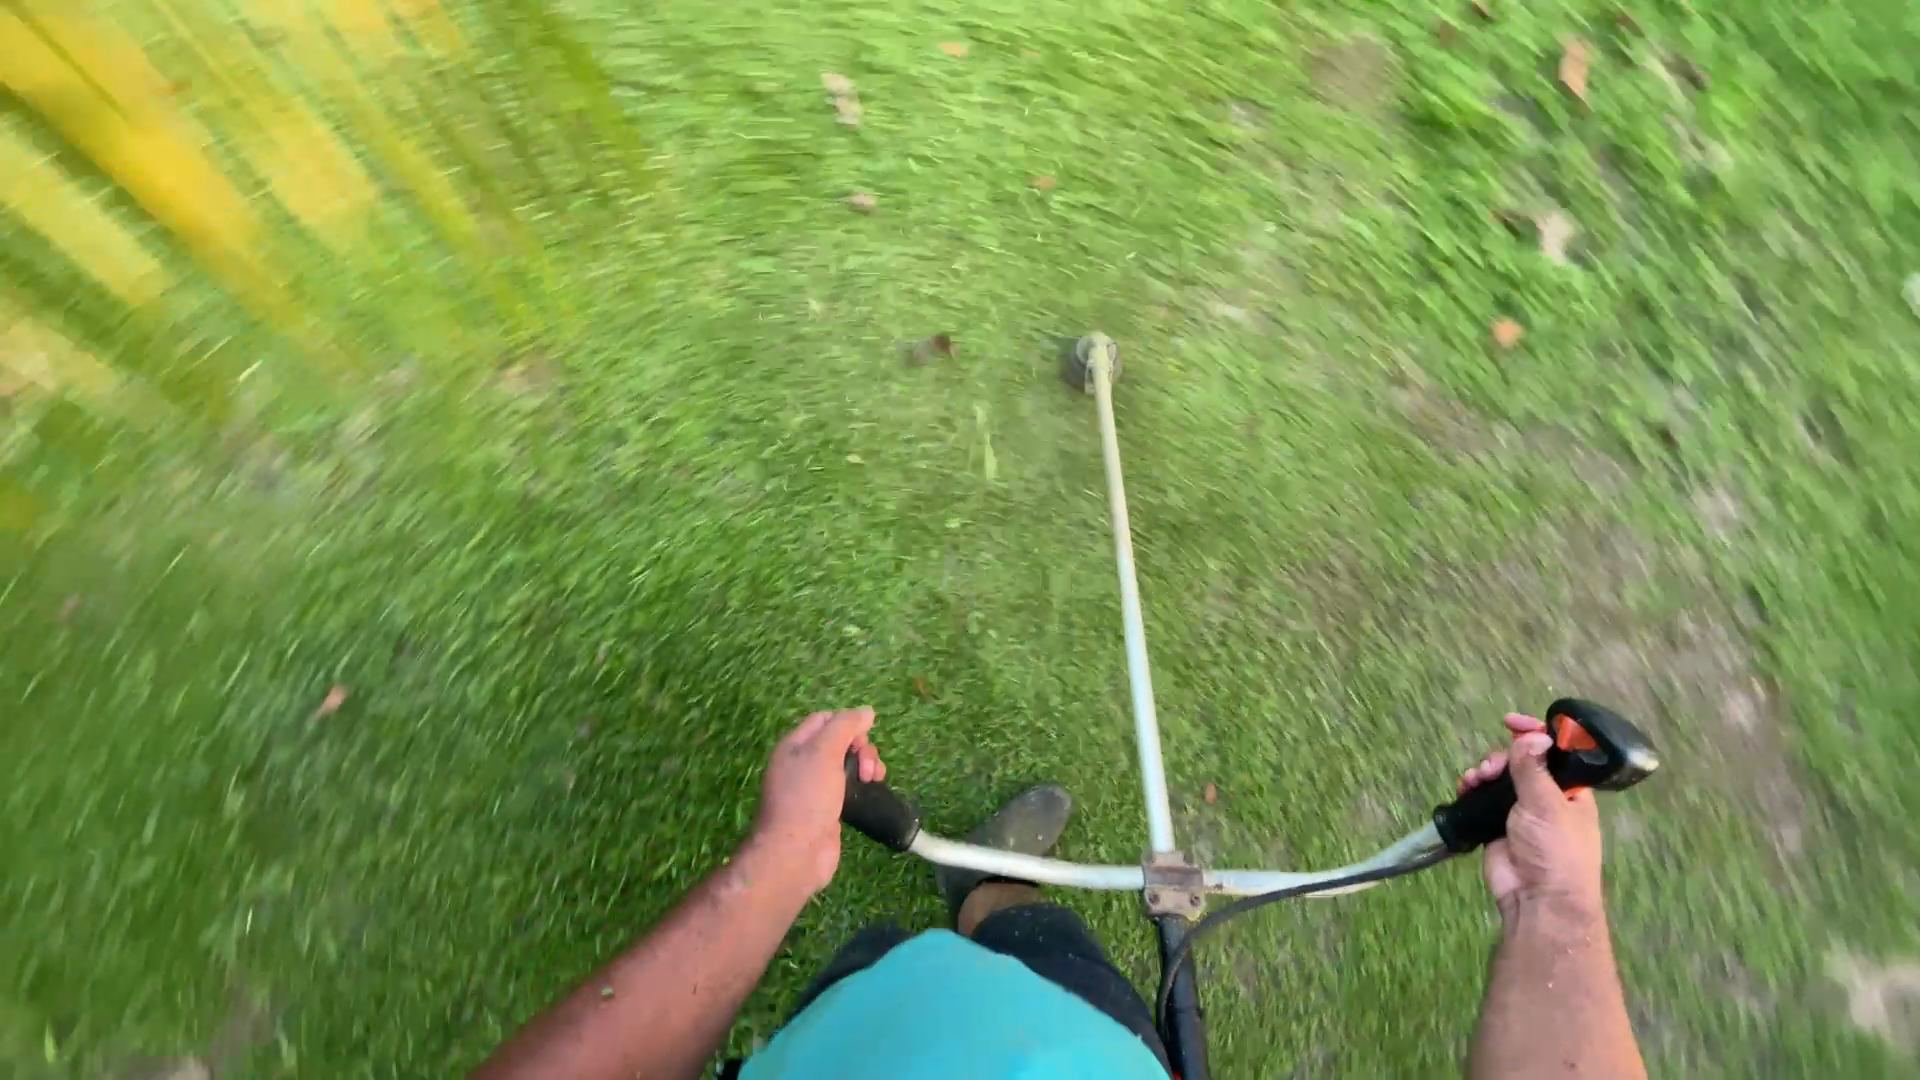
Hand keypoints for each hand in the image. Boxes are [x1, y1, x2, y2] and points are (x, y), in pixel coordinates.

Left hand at [749, 707, 884, 897]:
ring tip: (874, 778)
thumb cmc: (807, 796)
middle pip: (841, 741)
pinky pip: (851, 786)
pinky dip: (864, 784)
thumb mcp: (824, 751)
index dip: (847, 722)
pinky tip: (872, 790)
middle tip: (867, 766)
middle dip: (861, 747)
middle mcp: (804, 763)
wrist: (796, 853)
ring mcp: (817, 787)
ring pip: (849, 764)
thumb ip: (845, 726)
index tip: (863, 735)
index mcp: (795, 745)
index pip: (825, 719)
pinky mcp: (830, 808)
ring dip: (867, 764)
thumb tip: (866, 711)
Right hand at [1457, 713, 1603, 920]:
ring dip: (1483, 772)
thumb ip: (1533, 768)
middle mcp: (1547, 798)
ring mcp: (1520, 811)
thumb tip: (1533, 734)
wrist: (1536, 898)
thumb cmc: (1555, 851)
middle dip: (1500, 758)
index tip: (1511, 721)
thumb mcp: (1547, 805)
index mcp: (1571, 792)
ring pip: (1498, 777)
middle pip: (1519, 761)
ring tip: (1474, 781)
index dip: (1536, 733)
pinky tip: (1465, 790)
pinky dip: (1471, 789)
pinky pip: (1481, 796)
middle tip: (1489, 769)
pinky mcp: (1496, 823)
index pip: (1555, 752)